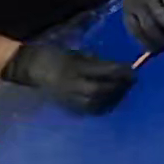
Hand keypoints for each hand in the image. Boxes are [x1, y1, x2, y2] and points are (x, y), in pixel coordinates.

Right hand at [0, 43, 133, 113]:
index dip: (119, 71)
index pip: (101, 71)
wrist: (31, 68)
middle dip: (119, 85)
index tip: (132, 69)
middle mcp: (71, 85)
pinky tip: (112, 100)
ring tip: (124, 89)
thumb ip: (96, 61)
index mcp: (72, 67)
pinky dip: (105, 105)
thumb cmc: (56, 56)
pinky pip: (91, 110)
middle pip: (100, 89)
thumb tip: (118, 68)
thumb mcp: (76, 53)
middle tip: (132, 80)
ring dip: (114, 96)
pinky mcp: (69, 107)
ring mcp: (69, 98)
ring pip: (97, 102)